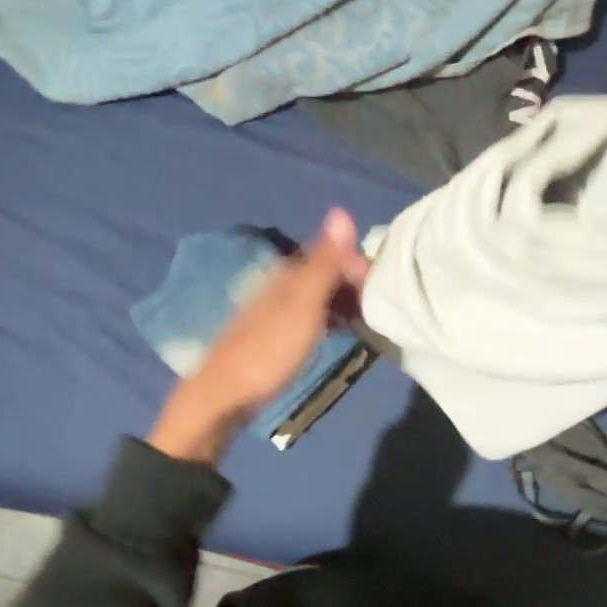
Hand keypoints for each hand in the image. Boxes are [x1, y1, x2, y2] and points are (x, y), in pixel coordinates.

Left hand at [147, 210, 369, 463]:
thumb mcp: (304, 305)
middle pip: (325, 273)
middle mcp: (280, 284)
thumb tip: (341, 210)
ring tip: (366, 322)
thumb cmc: (270, 351)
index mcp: (288, 272)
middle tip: (378, 309)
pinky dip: (330, 318)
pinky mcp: (273, 335)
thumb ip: (324, 262)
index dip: (360, 265)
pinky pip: (311, 315)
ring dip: (343, 302)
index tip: (381, 290)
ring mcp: (274, 311)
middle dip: (354, 283)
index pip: (332, 252)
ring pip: (318, 295)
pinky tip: (340, 333)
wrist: (224, 395)